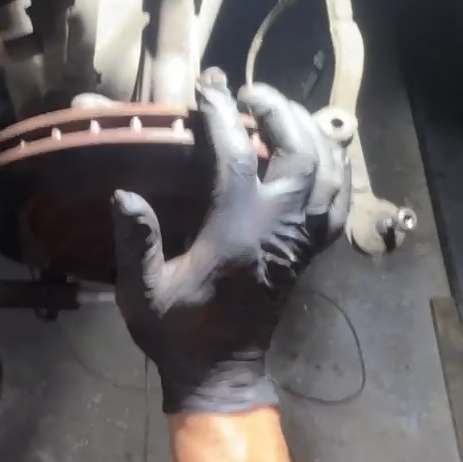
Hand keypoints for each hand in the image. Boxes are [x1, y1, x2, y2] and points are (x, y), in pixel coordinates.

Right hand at [111, 84, 350, 414]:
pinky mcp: (310, 251)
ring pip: (328, 171)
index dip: (221, 115)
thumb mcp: (142, 293)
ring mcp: (301, 240)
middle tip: (248, 91)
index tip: (206, 88)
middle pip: (299, 151)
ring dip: (309, 131)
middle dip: (277, 110)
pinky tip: (316, 150)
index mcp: (236, 233)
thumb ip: (135, 242)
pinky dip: (334, 167)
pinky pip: (338, 200)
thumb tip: (124, 193)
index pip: (236, 156)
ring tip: (282, 109)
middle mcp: (278, 229)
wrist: (220, 373)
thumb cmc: (178, 332)